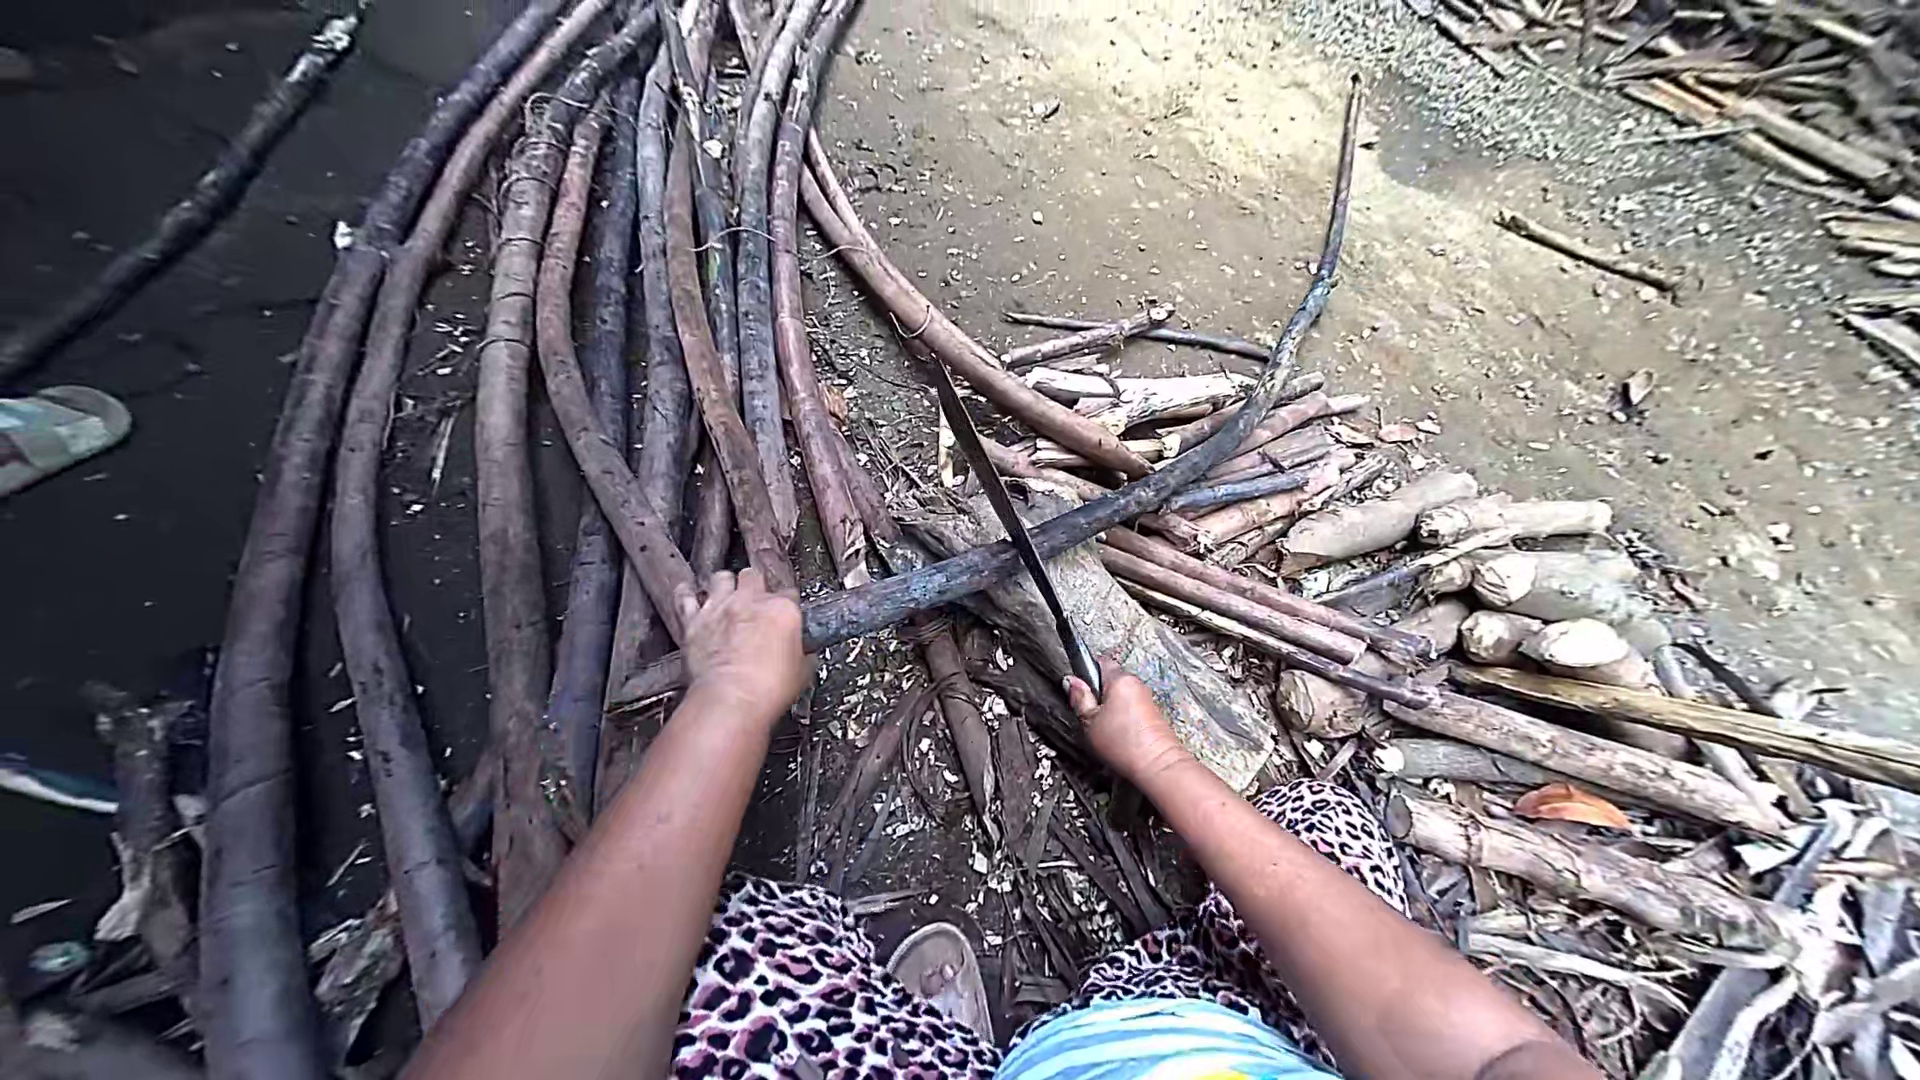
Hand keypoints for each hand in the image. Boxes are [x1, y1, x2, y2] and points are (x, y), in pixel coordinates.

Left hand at [673, 569, 806, 723]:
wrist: (731, 700)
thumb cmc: (766, 688)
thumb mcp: (802, 672)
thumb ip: (803, 654)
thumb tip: (804, 655)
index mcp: (783, 609)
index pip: (789, 594)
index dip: (787, 606)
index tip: (785, 617)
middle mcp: (751, 601)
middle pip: (754, 576)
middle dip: (755, 585)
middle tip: (756, 599)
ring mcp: (720, 608)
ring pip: (721, 577)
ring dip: (724, 584)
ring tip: (726, 593)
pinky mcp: (694, 621)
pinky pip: (684, 597)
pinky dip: (686, 594)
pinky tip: (688, 592)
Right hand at [1065, 659, 1190, 784]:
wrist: (1157, 767)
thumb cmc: (1126, 745)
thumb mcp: (1089, 721)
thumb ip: (1079, 698)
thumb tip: (1072, 683)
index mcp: (1121, 679)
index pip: (1098, 662)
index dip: (1085, 673)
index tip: (1078, 689)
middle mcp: (1136, 685)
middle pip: (1109, 681)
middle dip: (1097, 695)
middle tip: (1089, 714)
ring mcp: (1146, 700)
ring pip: (1119, 697)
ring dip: (1109, 708)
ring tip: (1103, 728)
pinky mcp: (1152, 716)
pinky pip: (1129, 710)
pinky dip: (1121, 719)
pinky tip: (1117, 735)